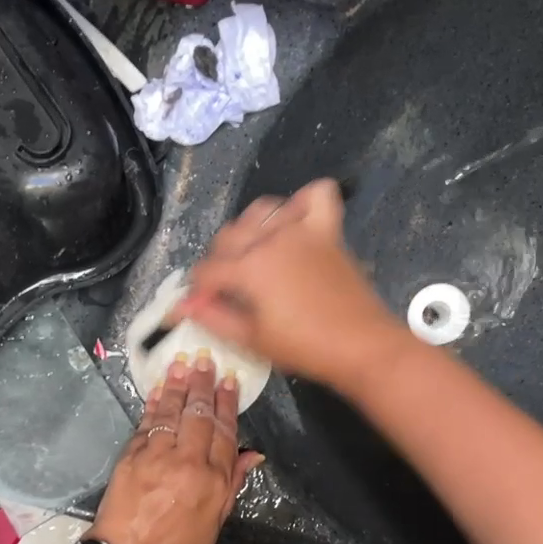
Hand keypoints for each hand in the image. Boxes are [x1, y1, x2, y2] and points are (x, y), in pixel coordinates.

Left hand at [90, 353, 263, 543]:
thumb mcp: (214, 522)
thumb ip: (232, 484)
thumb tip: (252, 454)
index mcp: (212, 480)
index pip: (224, 432)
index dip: (227, 404)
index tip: (230, 381)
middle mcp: (187, 462)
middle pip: (199, 415)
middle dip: (203, 385)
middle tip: (205, 360)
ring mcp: (156, 457)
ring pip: (171, 414)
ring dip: (178, 387)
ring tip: (182, 365)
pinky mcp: (130, 458)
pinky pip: (145, 425)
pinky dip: (153, 406)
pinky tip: (159, 391)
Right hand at [175, 178, 403, 390]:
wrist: (360, 345)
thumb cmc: (302, 347)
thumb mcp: (251, 339)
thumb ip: (213, 317)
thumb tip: (182, 307)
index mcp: (249, 268)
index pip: (206, 270)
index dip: (198, 291)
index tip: (202, 307)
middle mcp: (271, 239)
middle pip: (227, 237)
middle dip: (217, 262)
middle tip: (226, 290)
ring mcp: (302, 230)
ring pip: (261, 211)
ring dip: (250, 229)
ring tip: (252, 255)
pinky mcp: (328, 230)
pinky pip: (315, 196)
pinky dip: (300, 203)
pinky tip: (292, 224)